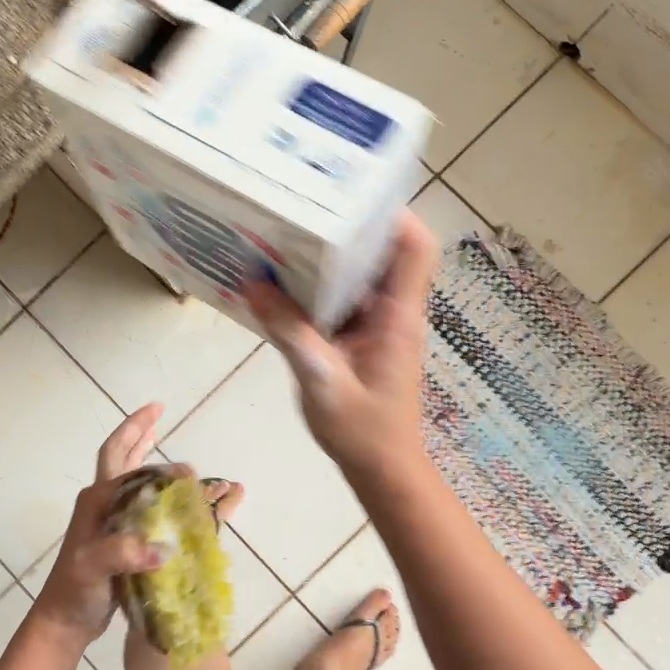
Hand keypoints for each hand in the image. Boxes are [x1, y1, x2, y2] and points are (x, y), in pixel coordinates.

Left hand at [31, 403, 174, 646]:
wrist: (64, 621)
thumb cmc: (74, 590)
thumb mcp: (92, 568)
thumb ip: (122, 553)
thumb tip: (160, 549)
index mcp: (97, 501)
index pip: (128, 466)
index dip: (156, 463)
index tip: (187, 471)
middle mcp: (102, 501)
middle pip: (119, 454)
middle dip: (138, 429)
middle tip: (158, 408)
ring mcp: (108, 517)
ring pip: (127, 472)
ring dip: (142, 450)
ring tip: (157, 432)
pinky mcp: (117, 534)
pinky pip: (138, 497)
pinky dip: (152, 484)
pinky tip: (166, 488)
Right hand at [244, 212, 439, 478]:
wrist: (382, 470)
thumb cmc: (362, 430)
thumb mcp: (320, 380)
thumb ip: (290, 331)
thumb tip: (254, 283)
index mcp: (397, 316)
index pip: (415, 248)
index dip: (392, 216)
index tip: (348, 199)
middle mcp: (393, 312)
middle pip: (383, 252)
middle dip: (346, 229)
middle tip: (301, 211)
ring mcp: (379, 326)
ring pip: (360, 275)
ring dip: (329, 258)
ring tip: (286, 239)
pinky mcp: (363, 340)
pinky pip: (344, 301)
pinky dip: (319, 288)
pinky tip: (283, 286)